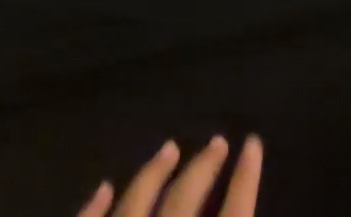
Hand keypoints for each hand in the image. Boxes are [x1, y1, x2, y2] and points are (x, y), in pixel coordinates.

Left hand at [77, 136, 261, 216]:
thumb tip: (242, 208)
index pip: (234, 212)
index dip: (247, 178)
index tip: (253, 142)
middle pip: (185, 199)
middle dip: (203, 168)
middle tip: (218, 140)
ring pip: (137, 201)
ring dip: (154, 174)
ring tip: (170, 147)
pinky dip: (97, 205)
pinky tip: (106, 187)